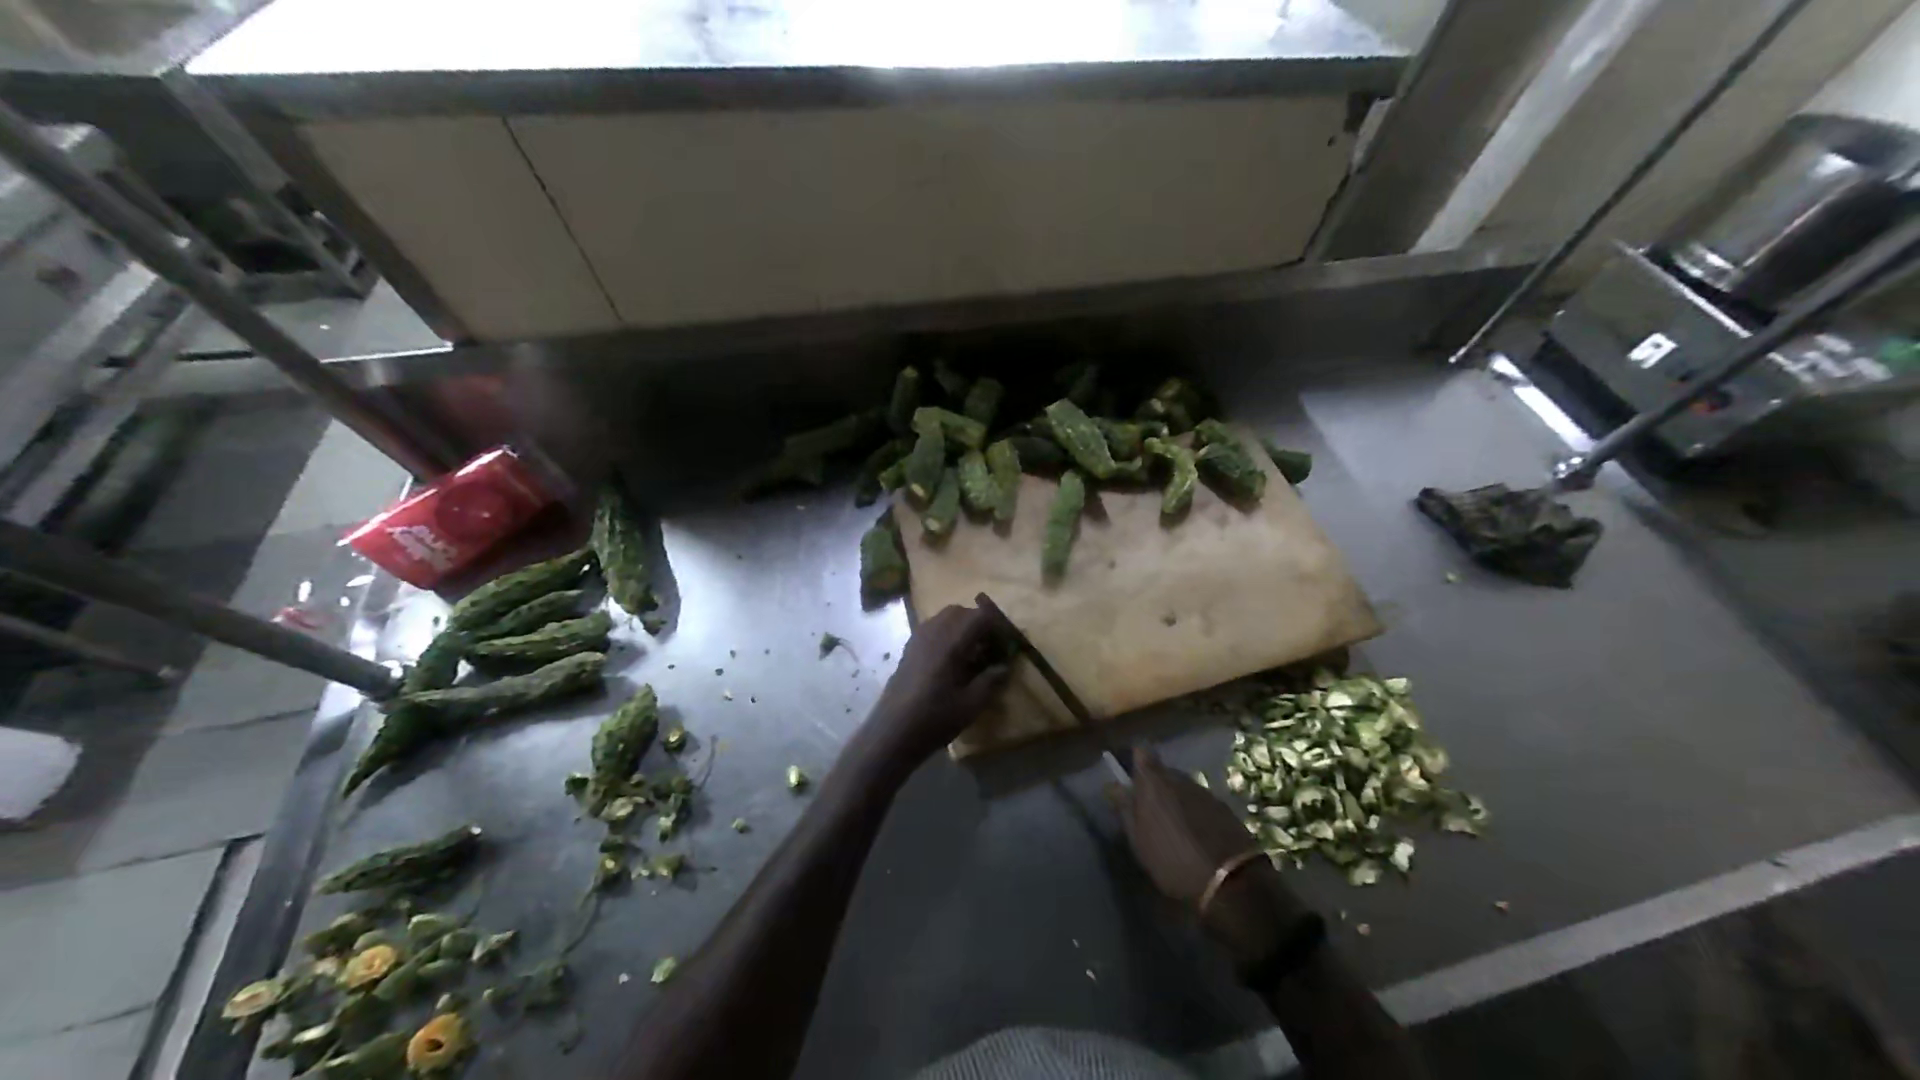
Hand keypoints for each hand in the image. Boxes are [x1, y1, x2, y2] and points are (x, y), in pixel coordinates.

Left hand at [865, 604, 1009, 763]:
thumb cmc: (934, 719)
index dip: (997, 626)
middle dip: (979, 624)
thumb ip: (991, 680)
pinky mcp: (909, 648)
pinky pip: (932, 628)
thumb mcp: (971, 704)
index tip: (1006, 645)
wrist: (893, 732)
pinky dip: (947, 634)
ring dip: (962, 628)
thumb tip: (1004, 666)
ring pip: (945, 618)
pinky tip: (951, 661)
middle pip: (961, 612)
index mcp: (951, 642)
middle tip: (991, 649)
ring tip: (972, 654)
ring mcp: (918, 638)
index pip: (980, 616)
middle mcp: (933, 632)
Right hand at [1113, 747, 1315, 972]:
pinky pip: (1201, 802)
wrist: (1231, 882)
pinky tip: (1197, 835)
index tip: (1132, 779)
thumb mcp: (1139, 841)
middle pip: (1163, 772)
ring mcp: (1205, 791)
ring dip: (1177, 800)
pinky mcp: (1225, 807)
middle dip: (1156, 786)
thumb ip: (1124, 809)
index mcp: (1154, 782)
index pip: (1142, 753)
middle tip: (1151, 812)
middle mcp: (1180, 778)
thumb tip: (1112, 785)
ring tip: (1175, 828)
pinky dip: (1196, 812)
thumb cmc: (1172, 862)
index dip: (1136, 761)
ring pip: (1183, 788)